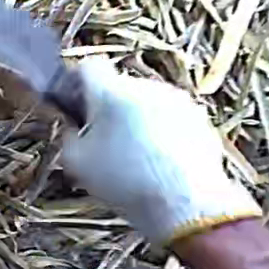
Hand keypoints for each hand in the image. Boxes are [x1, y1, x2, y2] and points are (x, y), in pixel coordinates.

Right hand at [57, 56, 258, 244]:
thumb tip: (72, 122)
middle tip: (97, 139)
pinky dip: (156, 131)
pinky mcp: (200, 118)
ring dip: (131, 118)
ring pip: (143, 101)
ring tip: (129, 155)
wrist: (185, 203)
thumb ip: (67, 133)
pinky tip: (154, 161)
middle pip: (117, 85)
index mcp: (111, 91)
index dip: (75, 83)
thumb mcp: (75, 160)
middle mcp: (147, 86)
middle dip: (104, 106)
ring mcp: (178, 101)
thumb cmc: (122, 180)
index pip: (88, 66)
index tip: (71, 106)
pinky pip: (167, 116)